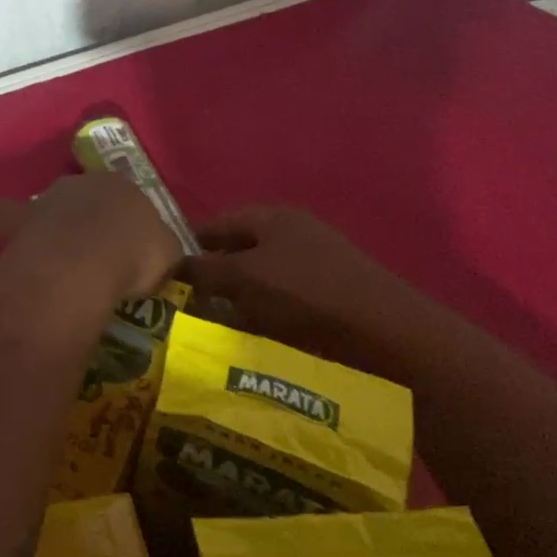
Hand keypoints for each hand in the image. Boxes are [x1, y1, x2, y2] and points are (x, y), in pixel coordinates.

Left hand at [0, 172, 183, 303]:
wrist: (86, 256)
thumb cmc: (135, 253)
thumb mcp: (167, 254)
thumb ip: (161, 249)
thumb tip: (158, 255)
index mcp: (122, 185)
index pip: (127, 199)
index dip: (128, 224)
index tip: (129, 248)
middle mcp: (82, 183)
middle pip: (86, 200)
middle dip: (89, 219)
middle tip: (94, 251)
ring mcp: (47, 198)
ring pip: (50, 207)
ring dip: (53, 222)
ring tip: (58, 248)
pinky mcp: (19, 217)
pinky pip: (7, 214)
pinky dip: (0, 214)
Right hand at [182, 207, 425, 367]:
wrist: (388, 335)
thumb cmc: (305, 293)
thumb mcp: (243, 277)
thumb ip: (203, 271)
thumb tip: (172, 267)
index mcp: (272, 217)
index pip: (217, 224)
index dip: (191, 247)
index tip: (168, 275)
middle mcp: (295, 234)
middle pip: (241, 253)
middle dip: (216, 278)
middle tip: (191, 306)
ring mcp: (318, 267)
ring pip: (263, 282)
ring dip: (241, 303)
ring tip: (219, 329)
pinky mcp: (334, 300)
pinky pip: (286, 305)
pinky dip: (268, 319)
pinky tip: (256, 340)